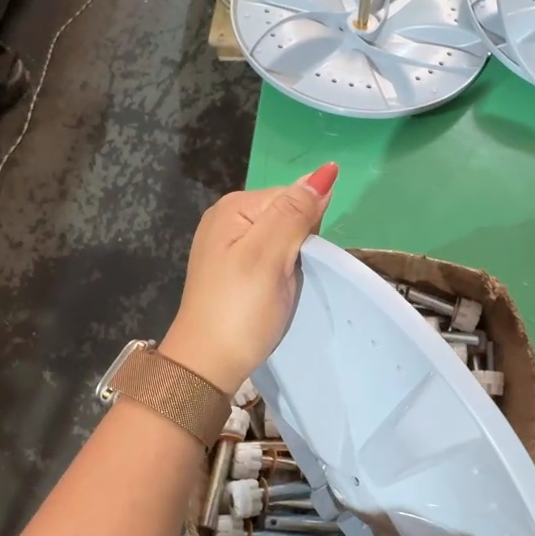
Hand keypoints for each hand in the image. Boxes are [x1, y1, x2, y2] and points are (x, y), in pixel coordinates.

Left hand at [159, 164, 337, 393]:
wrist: (208, 364)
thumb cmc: (242, 309)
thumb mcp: (270, 256)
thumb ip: (296, 213)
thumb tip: (326, 171)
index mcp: (235, 207)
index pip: (293, 197)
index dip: (307, 228)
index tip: (298, 260)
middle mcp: (228, 218)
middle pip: (287, 215)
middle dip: (299, 243)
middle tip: (288, 277)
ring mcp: (228, 245)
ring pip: (282, 239)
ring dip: (292, 261)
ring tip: (280, 288)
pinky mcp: (232, 270)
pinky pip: (270, 257)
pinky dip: (280, 272)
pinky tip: (271, 292)